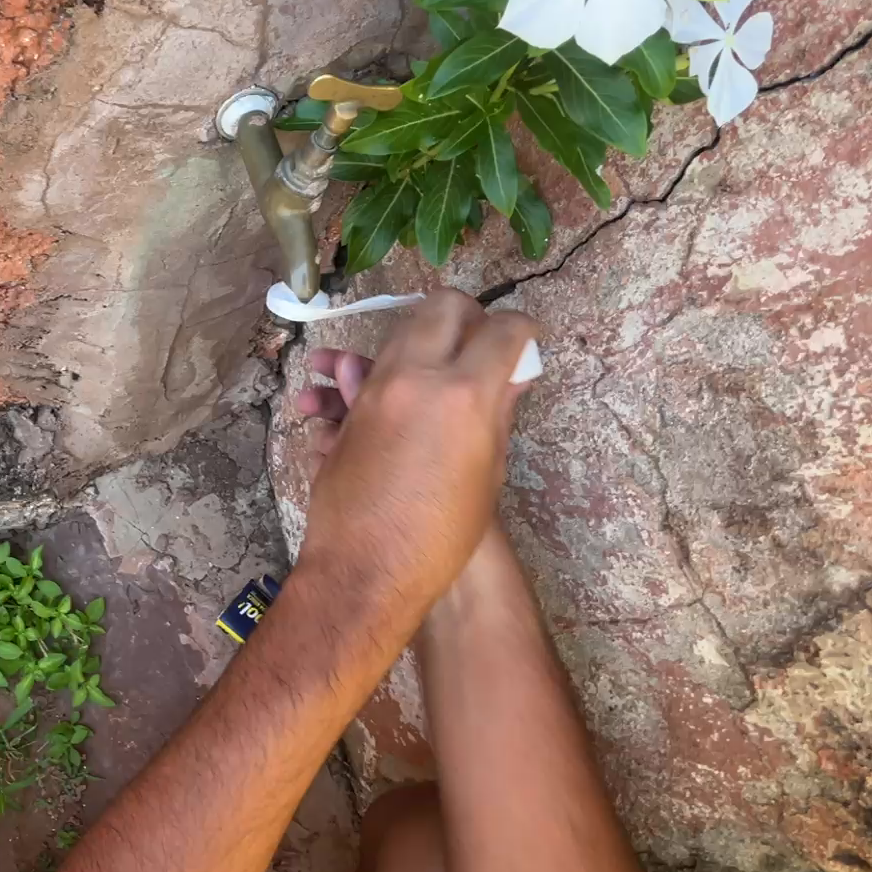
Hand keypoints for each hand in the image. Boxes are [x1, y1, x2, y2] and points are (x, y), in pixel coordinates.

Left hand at [294, 289, 536, 617]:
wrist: (367, 565)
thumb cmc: (442, 534)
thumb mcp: (486, 472)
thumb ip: (497, 412)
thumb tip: (513, 373)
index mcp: (465, 394)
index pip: (503, 329)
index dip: (523, 329)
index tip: (525, 337)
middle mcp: (414, 377)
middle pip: (442, 306)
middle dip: (468, 314)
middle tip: (479, 340)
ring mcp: (373, 388)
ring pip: (400, 330)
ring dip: (424, 336)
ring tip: (442, 364)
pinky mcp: (347, 405)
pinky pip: (367, 369)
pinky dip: (386, 368)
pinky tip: (399, 390)